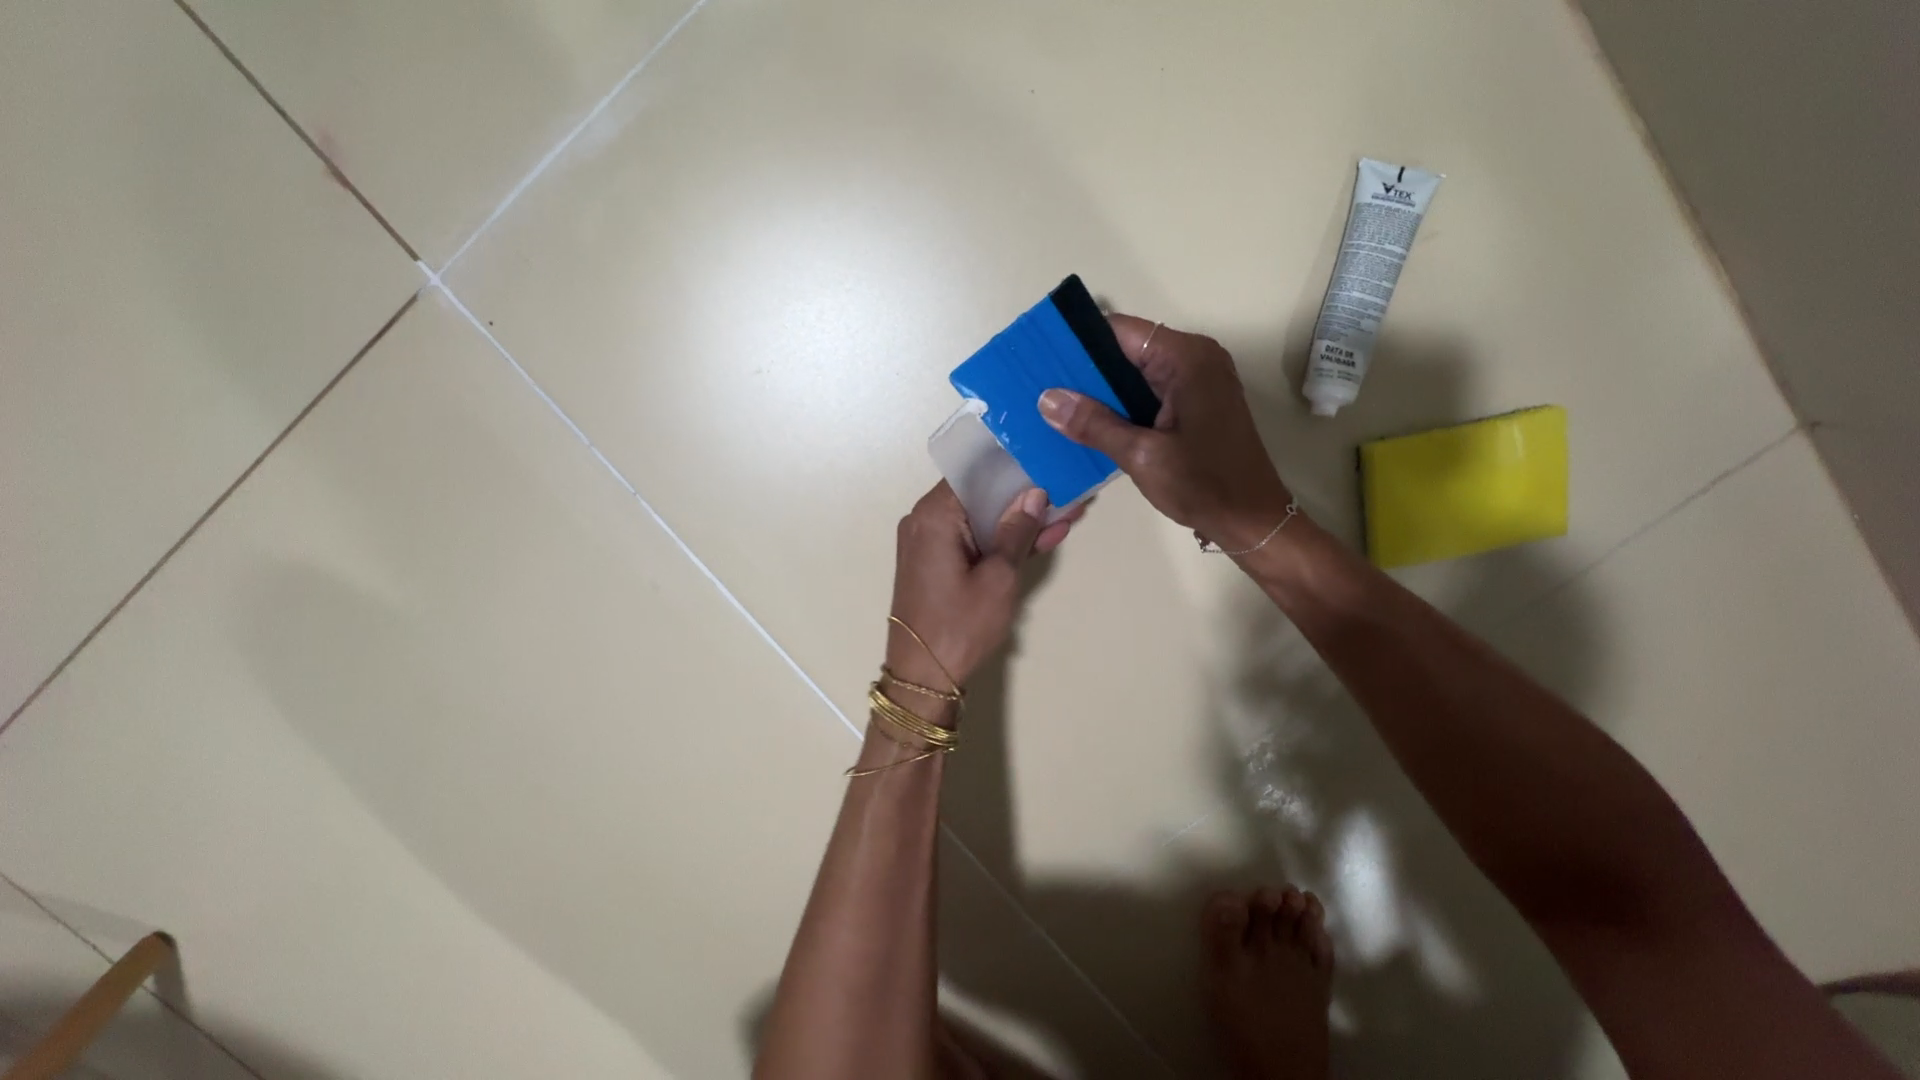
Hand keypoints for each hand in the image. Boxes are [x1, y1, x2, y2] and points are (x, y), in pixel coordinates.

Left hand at [886, 482, 1076, 698]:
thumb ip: (1016, 531)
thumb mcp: (999, 578)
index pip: (976, 472)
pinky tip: (1044, 537)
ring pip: (981, 518)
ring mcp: (930, 543)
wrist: (923, 677)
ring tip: (1069, 513)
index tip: (1047, 461)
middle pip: (980, 494)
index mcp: (934, 515)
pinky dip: (1002, 541)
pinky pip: (974, 540)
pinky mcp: (938, 563)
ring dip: (1019, 520)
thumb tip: (1034, 493)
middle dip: (1024, 494)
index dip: (1014, 466)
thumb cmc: (960, 626)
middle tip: (1069, 487)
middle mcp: (925, 521)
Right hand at [1037, 314, 1292, 549]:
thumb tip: (1047, 398)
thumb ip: (1094, 424)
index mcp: (1186, 359)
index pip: (1120, 331)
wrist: (1252, 520)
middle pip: (1126, 349)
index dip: (1079, 342)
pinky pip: (1149, 391)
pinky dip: (1121, 404)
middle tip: (1039, 387)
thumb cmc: (1204, 484)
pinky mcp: (1196, 402)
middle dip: (1085, 368)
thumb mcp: (1141, 456)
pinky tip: (1089, 423)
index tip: (1040, 358)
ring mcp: (1198, 380)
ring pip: (1135, 372)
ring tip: (1055, 405)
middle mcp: (1195, 358)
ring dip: (1100, 389)